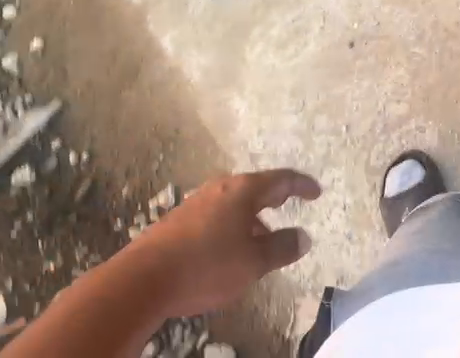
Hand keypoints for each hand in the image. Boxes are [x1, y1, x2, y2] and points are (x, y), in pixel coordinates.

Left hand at [139, 169, 322, 315]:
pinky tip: (227, 254)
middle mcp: (220, 188)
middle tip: (288, 211)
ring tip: (259, 244)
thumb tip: (304, 237)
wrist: (142, 280)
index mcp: (243, 190)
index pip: (281, 180)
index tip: (316, 192)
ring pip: (233, 206)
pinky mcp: (178, 222)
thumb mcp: (253, 262)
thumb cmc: (206, 265)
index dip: (302, 185)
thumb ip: (281, 248)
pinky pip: (215, 218)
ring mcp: (196, 203)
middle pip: (255, 190)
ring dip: (251, 221)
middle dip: (273, 202)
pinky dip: (230, 229)